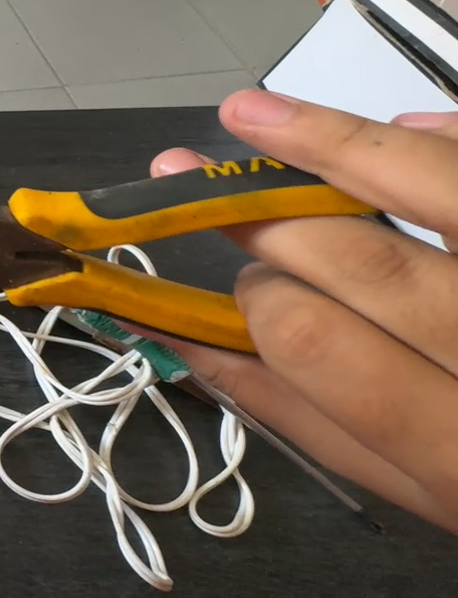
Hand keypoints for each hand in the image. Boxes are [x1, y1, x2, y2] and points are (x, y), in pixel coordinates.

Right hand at [151, 89, 457, 530]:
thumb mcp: (423, 486)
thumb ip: (296, 413)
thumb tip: (167, 331)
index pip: (306, 335)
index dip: (254, 294)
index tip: (242, 280)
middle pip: (362, 264)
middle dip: (269, 223)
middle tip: (218, 195)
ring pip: (448, 193)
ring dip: (333, 144)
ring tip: (250, 111)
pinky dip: (440, 144)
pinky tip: (411, 124)